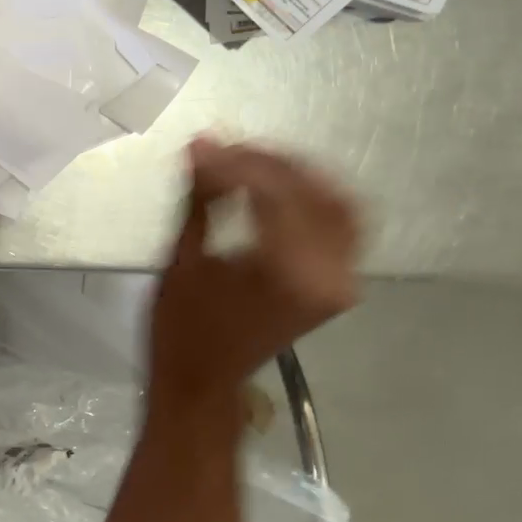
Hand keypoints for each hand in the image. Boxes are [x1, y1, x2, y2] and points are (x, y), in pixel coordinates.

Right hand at [149, 138, 359, 405]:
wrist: (203, 377)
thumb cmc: (179, 325)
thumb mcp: (180, 260)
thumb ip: (198, 202)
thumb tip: (199, 150)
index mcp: (286, 273)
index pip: (274, 195)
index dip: (237, 162)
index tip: (200, 144)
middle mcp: (329, 275)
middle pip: (320, 194)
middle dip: (274, 161)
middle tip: (227, 146)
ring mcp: (343, 279)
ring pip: (341, 205)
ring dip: (299, 175)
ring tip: (251, 160)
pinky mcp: (341, 281)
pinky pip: (342, 224)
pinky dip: (313, 198)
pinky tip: (276, 187)